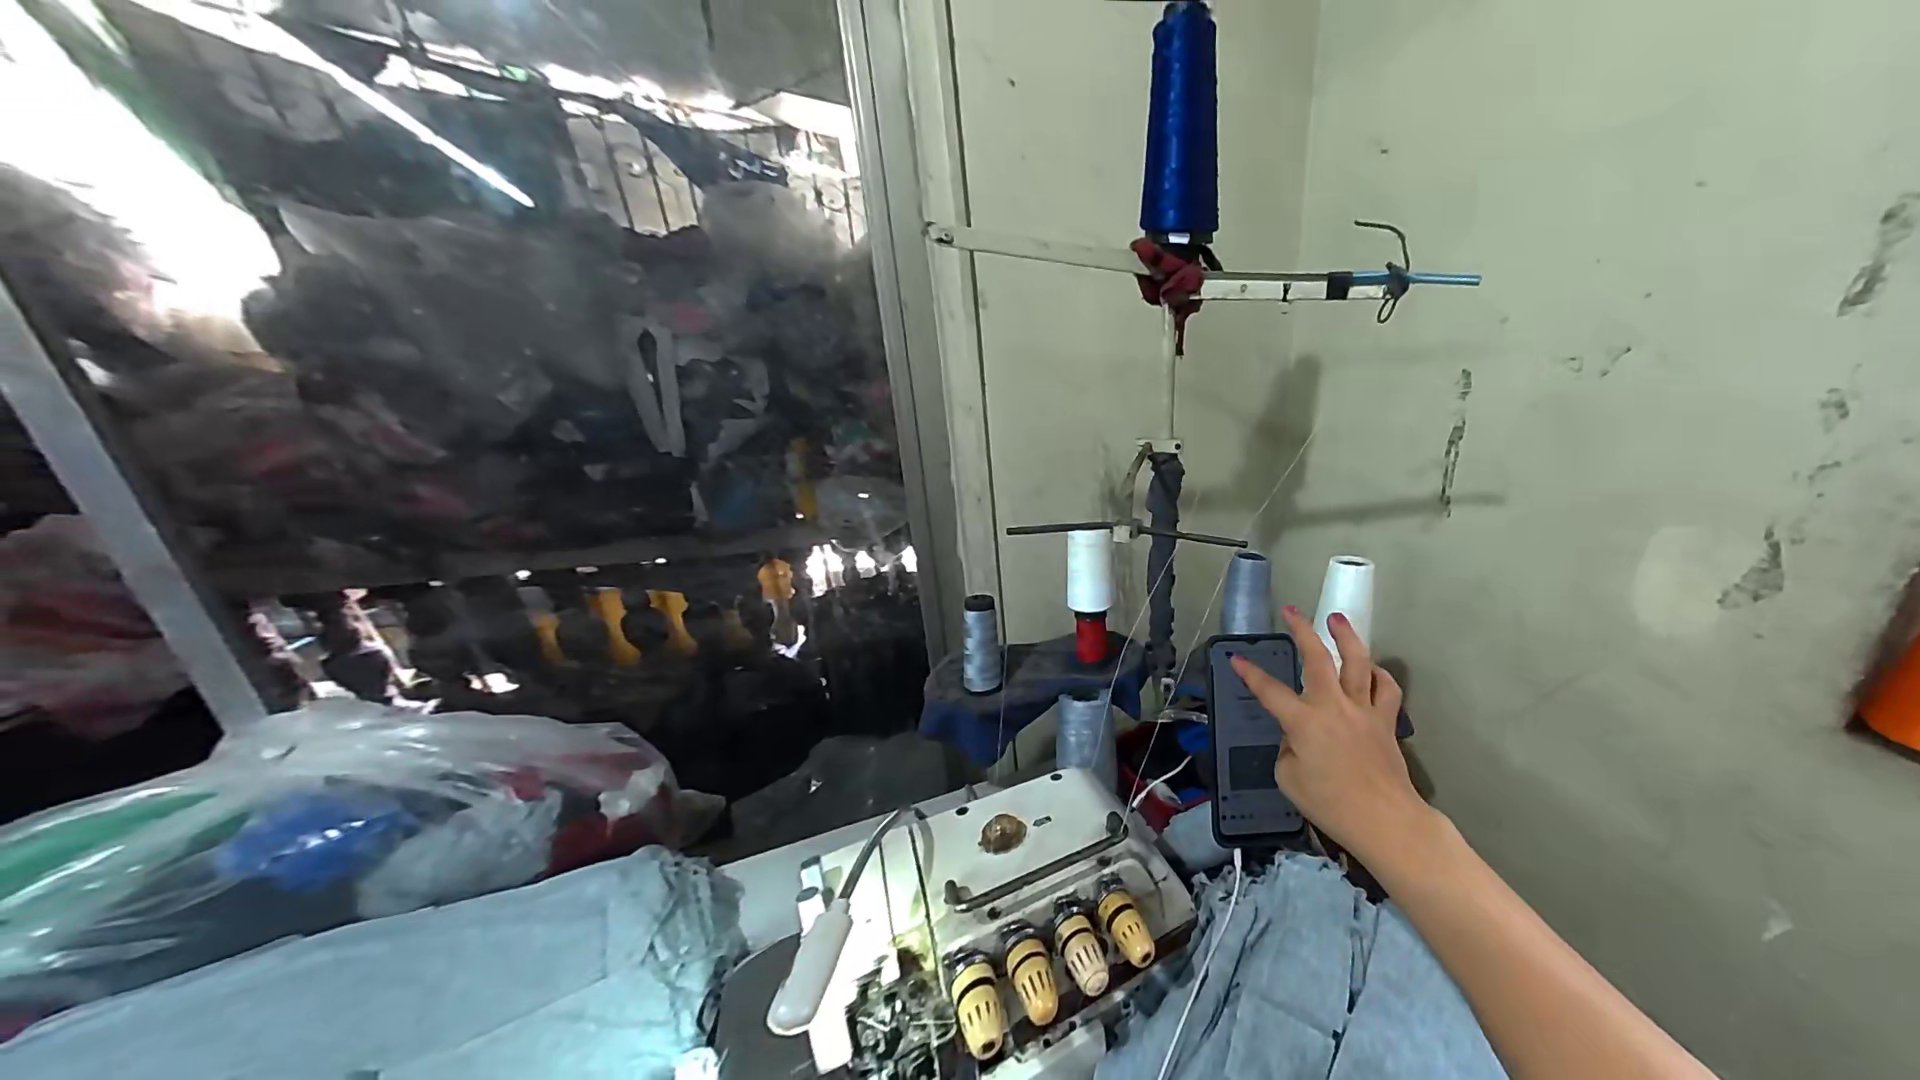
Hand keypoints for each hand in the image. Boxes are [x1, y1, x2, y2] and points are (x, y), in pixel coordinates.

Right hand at [1229, 605, 1425, 864]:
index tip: (1235, 659)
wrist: (1387, 821)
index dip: (1249, 673)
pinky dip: (1377, 673)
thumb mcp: (1289, 777)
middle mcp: (1333, 706)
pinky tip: (1369, 668)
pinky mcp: (1385, 722)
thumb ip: (1288, 748)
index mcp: (1303, 721)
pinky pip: (1385, 688)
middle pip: (1318, 658)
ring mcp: (1364, 711)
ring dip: (1346, 637)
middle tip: (1292, 611)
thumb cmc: (1330, 803)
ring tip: (1337, 619)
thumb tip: (1298, 737)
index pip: (1268, 689)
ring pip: (1358, 662)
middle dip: (1302, 631)